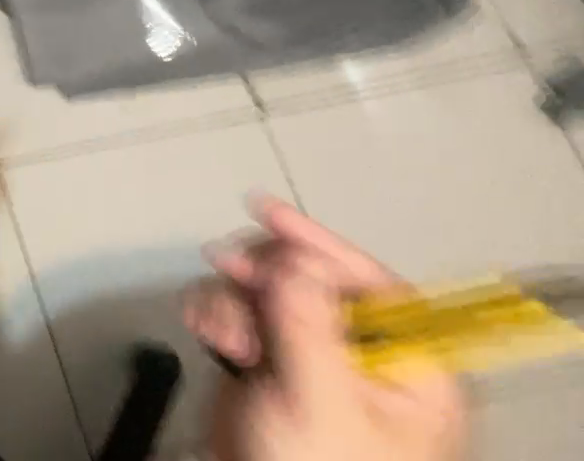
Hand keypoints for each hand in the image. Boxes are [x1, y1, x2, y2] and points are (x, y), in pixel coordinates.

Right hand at [183, 195, 466, 460]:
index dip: (321, 244)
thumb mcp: (318, 400)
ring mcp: (307, 352)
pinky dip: (212, 311)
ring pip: (262, 288)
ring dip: (229, 300)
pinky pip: (233, 306)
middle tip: (225, 270)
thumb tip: (297, 259)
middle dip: (260, 274)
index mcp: (406, 366)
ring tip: (220, 334)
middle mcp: (359, 350)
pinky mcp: (262, 355)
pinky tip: (206, 332)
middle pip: (308, 276)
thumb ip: (310, 329)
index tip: (265, 211)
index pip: (373, 284)